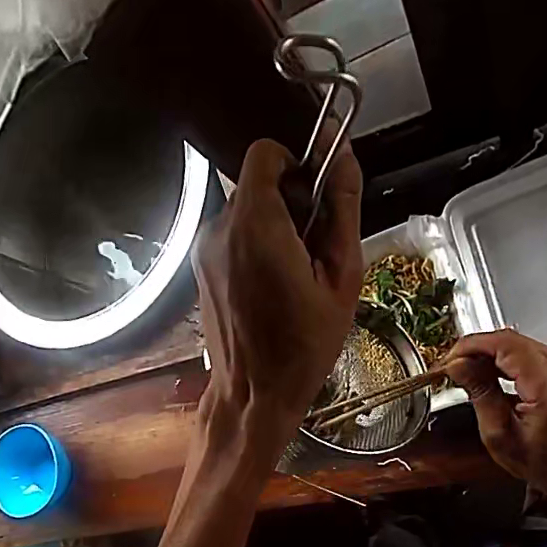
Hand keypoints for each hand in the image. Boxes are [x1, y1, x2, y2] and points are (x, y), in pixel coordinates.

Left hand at [193, 138, 362, 449]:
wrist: (253, 394)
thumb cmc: (303, 347)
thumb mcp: (342, 278)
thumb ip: (343, 209)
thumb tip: (345, 156)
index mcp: (256, 227)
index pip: (266, 152)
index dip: (298, 165)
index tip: (317, 198)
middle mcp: (220, 230)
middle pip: (257, 182)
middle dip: (291, 201)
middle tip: (313, 248)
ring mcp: (205, 249)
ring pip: (246, 208)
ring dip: (275, 225)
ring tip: (295, 274)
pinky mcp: (201, 266)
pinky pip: (233, 234)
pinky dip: (256, 244)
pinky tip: (273, 284)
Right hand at [443, 330, 546, 500]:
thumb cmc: (542, 462)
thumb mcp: (498, 433)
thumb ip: (479, 392)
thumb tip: (458, 365)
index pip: (507, 346)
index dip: (473, 346)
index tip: (452, 358)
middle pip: (512, 341)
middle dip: (477, 349)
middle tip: (454, 365)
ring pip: (519, 342)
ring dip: (489, 352)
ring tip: (468, 370)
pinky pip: (529, 351)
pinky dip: (504, 358)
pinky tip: (489, 371)